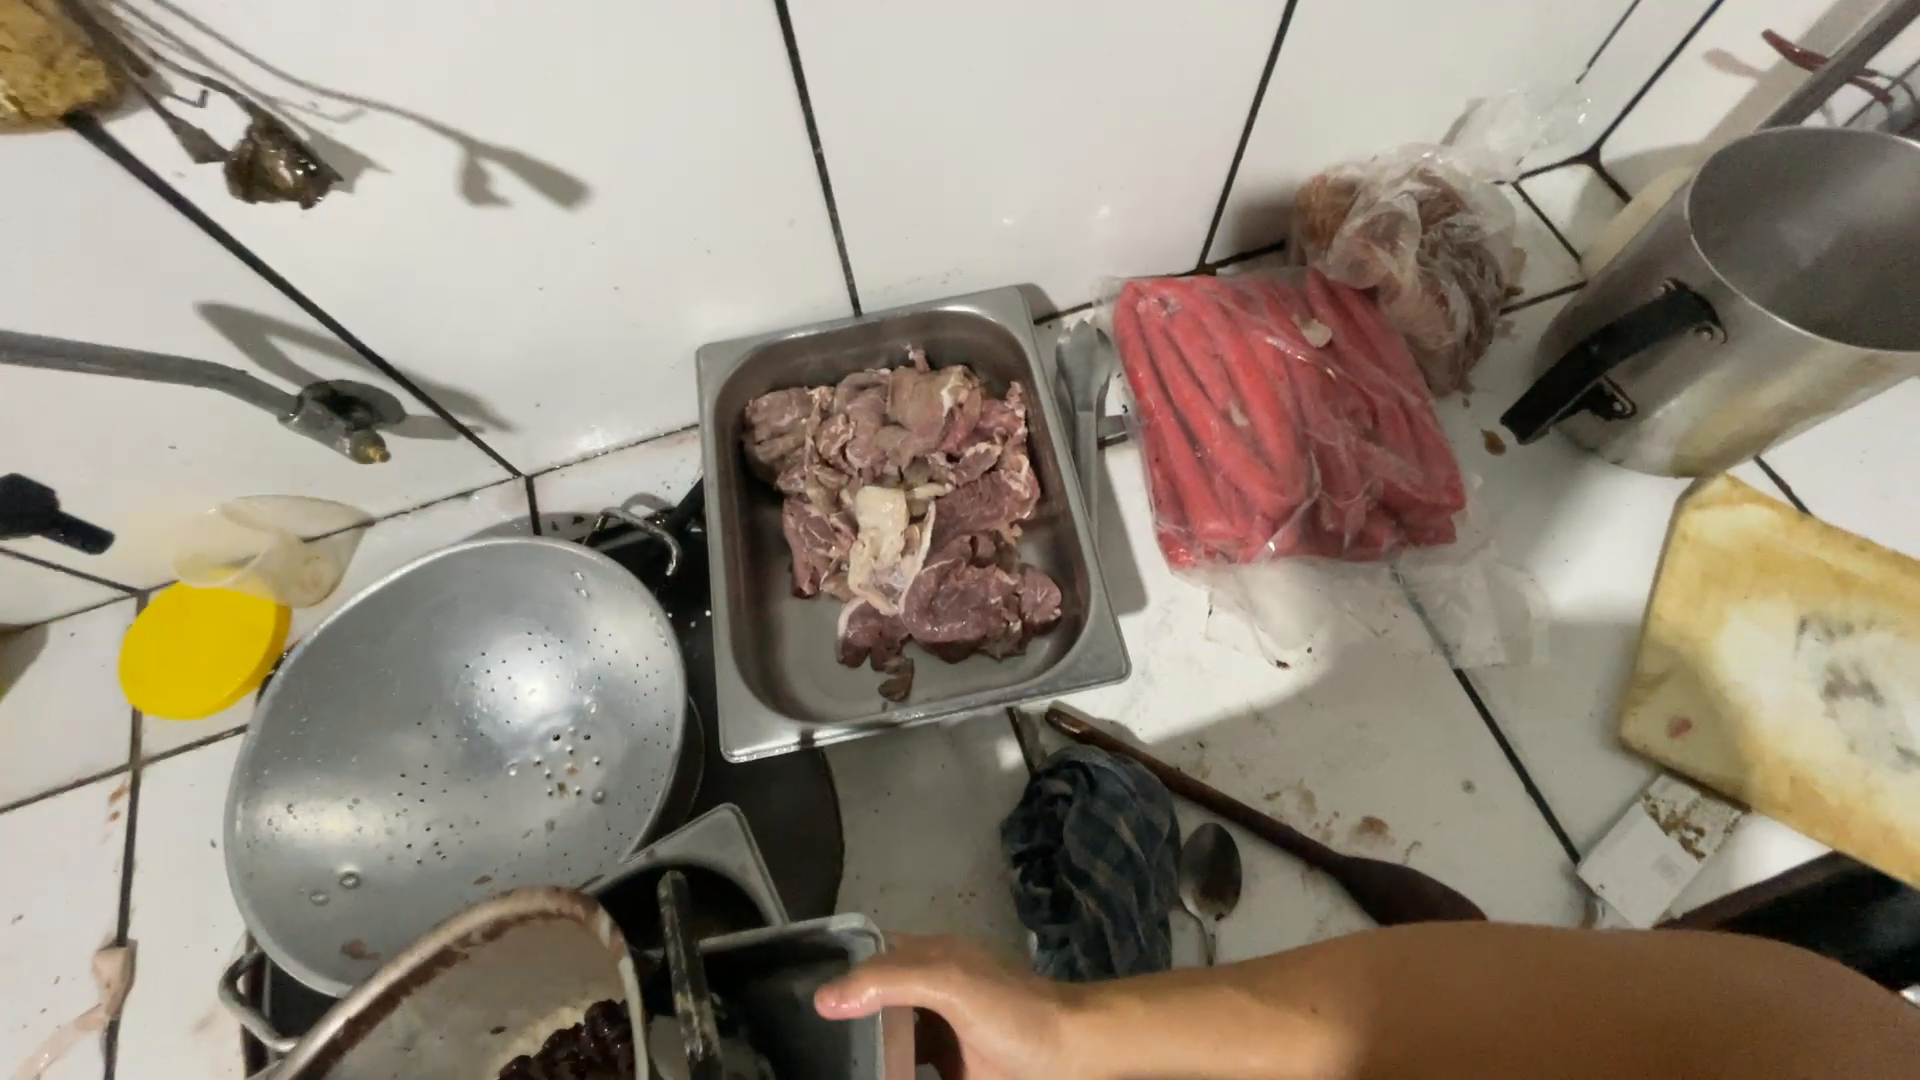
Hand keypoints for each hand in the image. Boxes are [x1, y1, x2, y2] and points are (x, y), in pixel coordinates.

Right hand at [814, 935, 1078, 1079]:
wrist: (1072, 1054)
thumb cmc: (1010, 1010)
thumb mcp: (948, 982)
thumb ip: (891, 981)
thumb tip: (824, 998)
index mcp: (929, 959)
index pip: (871, 954)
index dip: (838, 969)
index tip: (795, 995)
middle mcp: (930, 992)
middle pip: (876, 1001)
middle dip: (845, 1020)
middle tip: (803, 1046)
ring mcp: (942, 1034)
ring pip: (891, 1043)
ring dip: (865, 1055)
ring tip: (826, 1066)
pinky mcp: (953, 1069)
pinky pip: (909, 1068)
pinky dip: (889, 1071)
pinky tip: (870, 1076)